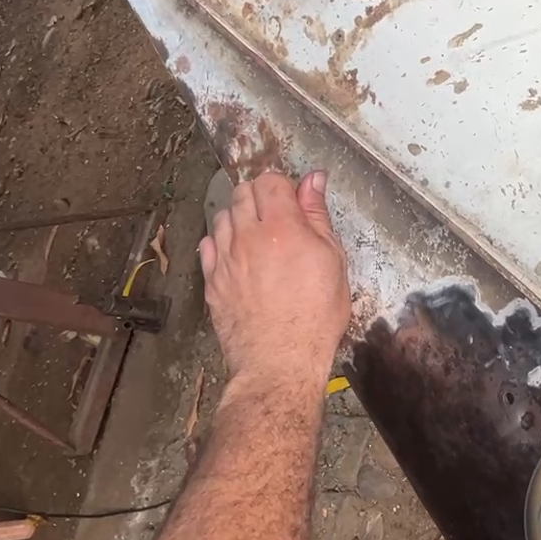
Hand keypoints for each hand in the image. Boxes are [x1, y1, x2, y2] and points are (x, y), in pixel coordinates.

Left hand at [198, 171, 351, 396]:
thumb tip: (314, 181)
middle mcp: (247, 236)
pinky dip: (222, 241)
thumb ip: (318, 216)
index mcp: (282, 227)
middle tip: (281, 215)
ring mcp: (224, 259)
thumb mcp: (332, 259)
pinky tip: (240, 254)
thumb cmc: (317, 312)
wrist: (281, 359)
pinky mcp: (212, 280)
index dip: (284, 185)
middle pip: (242, 193)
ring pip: (222, 216)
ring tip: (261, 235)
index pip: (270, 181)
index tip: (297, 200)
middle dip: (261, 196)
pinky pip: (208, 246)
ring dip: (240, 216)